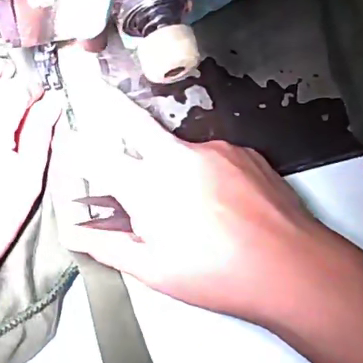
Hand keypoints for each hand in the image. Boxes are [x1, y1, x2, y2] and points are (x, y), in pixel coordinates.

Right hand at [59, 78, 361, 328]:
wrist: (291, 266)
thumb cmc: (222, 274)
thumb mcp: (154, 270)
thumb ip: (107, 245)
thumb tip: (76, 234)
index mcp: (147, 187)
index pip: (96, 153)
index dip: (78, 143)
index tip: (70, 137)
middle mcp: (178, 157)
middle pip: (131, 119)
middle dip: (107, 102)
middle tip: (93, 88)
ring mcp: (213, 150)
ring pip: (175, 146)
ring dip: (168, 164)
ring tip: (187, 209)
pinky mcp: (242, 152)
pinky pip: (210, 155)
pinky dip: (203, 171)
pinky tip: (216, 204)